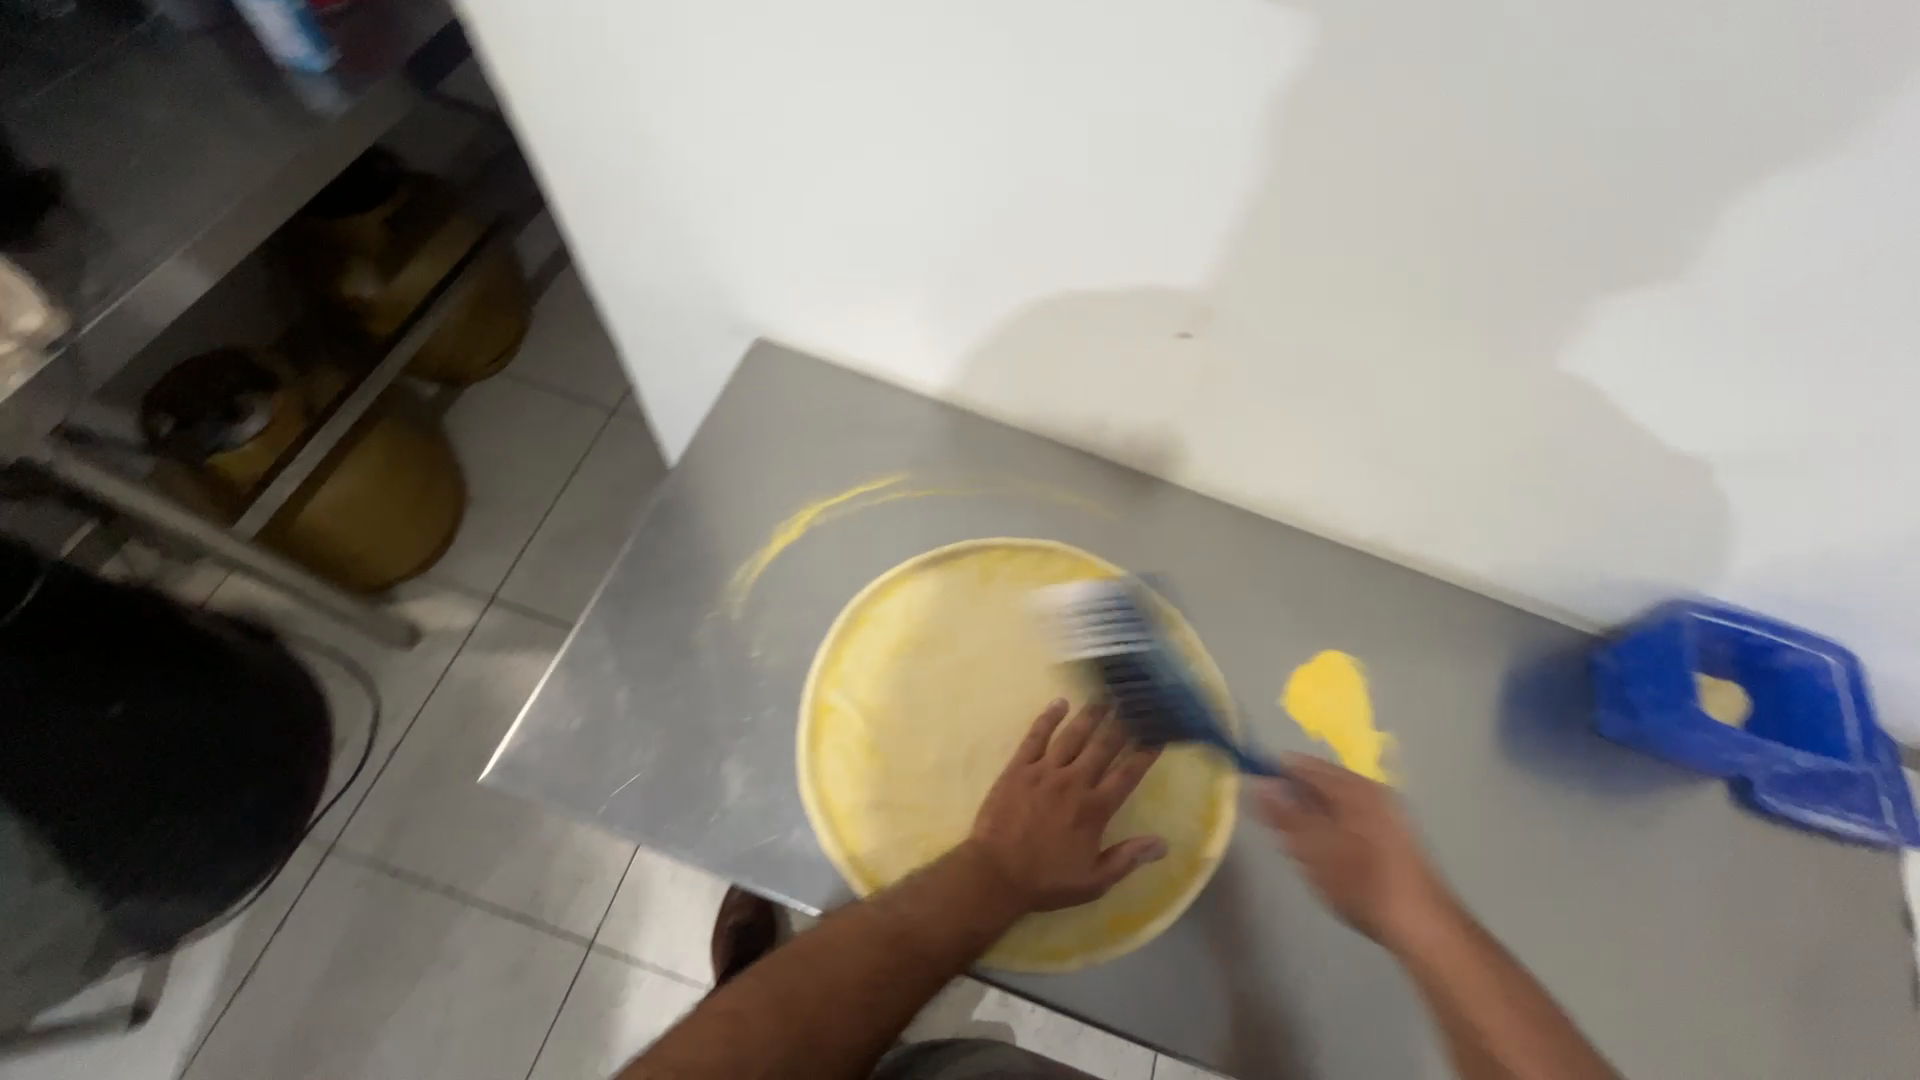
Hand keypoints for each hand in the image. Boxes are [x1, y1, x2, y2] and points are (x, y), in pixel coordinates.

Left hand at [963, 699, 1167, 913]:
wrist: (996, 873)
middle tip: (1134, 704)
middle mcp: (1074, 783)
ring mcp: (1044, 771)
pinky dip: (1048, 718)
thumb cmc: (1047, 881)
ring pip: (1072, 735)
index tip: (1158, 734)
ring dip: (1090, 715)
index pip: (1127, 774)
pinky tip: (1060, 703)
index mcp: (1095, 809)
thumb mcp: (1094, 881)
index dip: (1145, 753)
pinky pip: (1036, 736)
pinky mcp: (1018, 768)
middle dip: (1121, 724)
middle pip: (1103, 747)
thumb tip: (1163, 843)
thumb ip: (1128, 858)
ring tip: (1105, 698)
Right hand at [1252, 754, 1456, 951]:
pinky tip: (1330, 865)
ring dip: (1310, 826)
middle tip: (1285, 840)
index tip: (1253, 799)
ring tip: (1308, 858)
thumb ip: (1284, 814)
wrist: (1424, 928)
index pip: (1299, 765)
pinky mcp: (1390, 836)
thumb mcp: (1314, 849)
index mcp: (1353, 787)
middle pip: (1315, 785)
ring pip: (1329, 807)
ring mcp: (1384, 813)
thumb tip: (1259, 784)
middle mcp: (1370, 791)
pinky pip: (1346, 822)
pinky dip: (1330, 836)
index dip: (1272, 777)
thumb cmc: (1363, 884)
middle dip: (1293, 807)